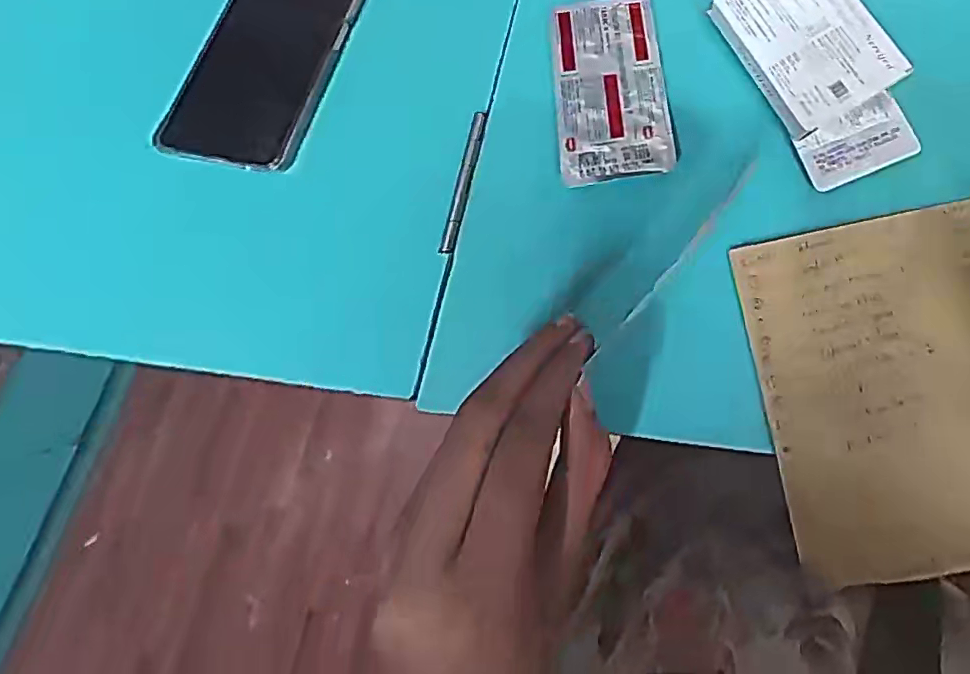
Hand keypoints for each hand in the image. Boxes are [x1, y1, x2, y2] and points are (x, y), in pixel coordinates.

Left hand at [359, 318, 613, 673]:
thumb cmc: (529, 644)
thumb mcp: (567, 571)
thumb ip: (578, 477)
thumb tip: (579, 391)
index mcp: (475, 580)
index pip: (515, 452)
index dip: (551, 387)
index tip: (580, 346)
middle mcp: (417, 555)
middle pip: (473, 425)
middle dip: (523, 363)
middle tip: (563, 328)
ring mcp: (392, 540)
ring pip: (453, 430)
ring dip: (504, 378)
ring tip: (546, 346)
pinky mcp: (388, 528)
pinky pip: (445, 453)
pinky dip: (486, 412)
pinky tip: (516, 387)